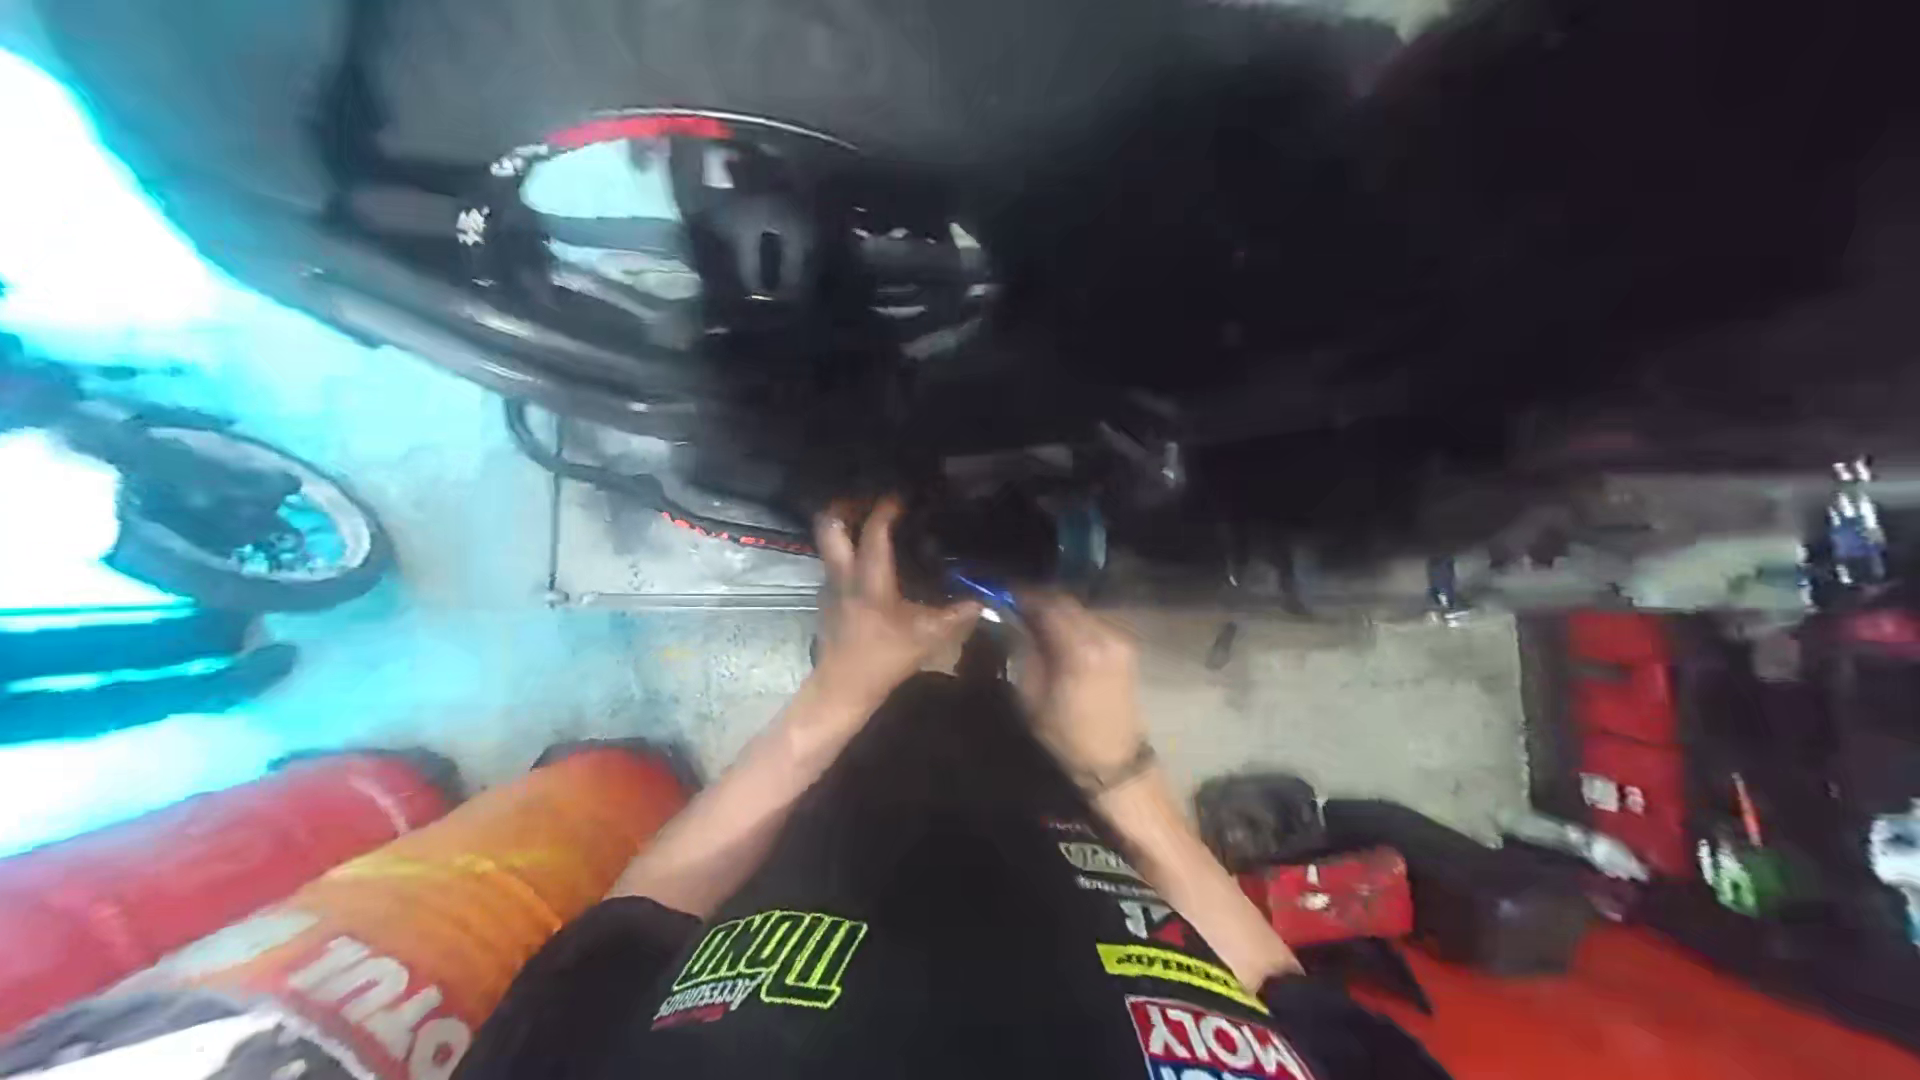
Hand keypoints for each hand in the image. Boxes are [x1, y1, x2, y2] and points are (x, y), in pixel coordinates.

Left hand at [811, 497, 980, 708]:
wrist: (843, 687)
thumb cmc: (885, 659)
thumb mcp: (928, 637)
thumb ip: (957, 615)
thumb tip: (982, 599)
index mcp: (870, 579)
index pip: (874, 531)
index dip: (887, 508)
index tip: (902, 496)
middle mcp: (844, 574)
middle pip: (830, 524)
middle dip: (847, 504)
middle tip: (870, 498)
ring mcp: (830, 584)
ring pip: (827, 541)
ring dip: (844, 524)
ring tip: (868, 520)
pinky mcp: (825, 597)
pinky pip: (832, 560)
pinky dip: (847, 549)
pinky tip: (868, 559)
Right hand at [1017, 594, 1149, 780]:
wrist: (1115, 761)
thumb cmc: (1067, 734)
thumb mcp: (1031, 695)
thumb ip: (1024, 650)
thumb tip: (1014, 621)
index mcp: (1080, 648)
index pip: (1049, 604)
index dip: (1024, 595)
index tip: (1004, 594)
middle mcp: (1105, 635)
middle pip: (1067, 602)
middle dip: (1040, 600)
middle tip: (1016, 605)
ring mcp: (1120, 639)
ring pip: (1081, 610)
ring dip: (1057, 610)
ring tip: (1035, 621)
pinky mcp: (1126, 647)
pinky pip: (1094, 622)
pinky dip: (1073, 622)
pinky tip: (1059, 634)